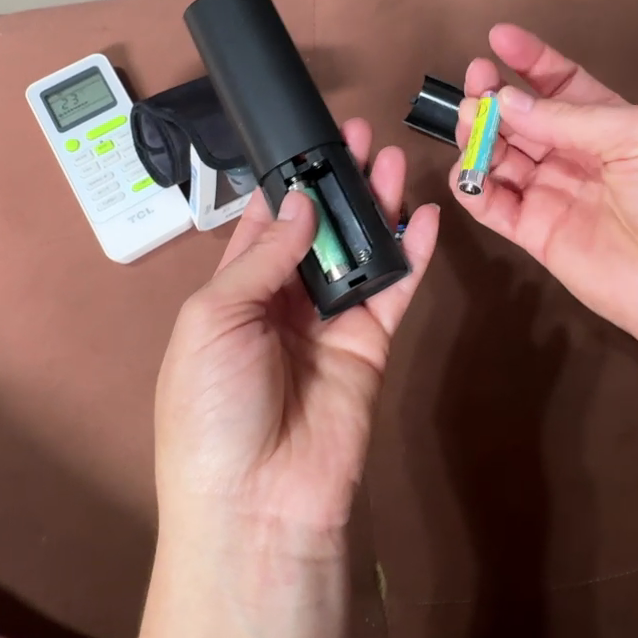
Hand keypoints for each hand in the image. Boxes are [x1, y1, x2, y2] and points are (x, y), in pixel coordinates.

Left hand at [153, 118, 439, 534]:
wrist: (258, 500)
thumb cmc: (213, 407)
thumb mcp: (213, 322)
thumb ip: (263, 258)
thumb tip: (302, 203)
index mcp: (234, 293)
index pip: (266, 225)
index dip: (288, 183)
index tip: (311, 141)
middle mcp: (284, 301)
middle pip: (319, 230)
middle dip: (337, 184)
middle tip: (361, 137)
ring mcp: (331, 321)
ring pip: (361, 251)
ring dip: (377, 207)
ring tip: (393, 160)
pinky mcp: (372, 343)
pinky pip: (395, 289)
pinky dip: (412, 254)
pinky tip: (424, 217)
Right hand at [453, 24, 637, 342]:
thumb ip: (570, 117)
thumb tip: (506, 100)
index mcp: (608, 123)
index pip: (561, 83)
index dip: (530, 60)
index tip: (498, 38)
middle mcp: (576, 154)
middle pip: (523, 118)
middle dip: (495, 96)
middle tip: (475, 81)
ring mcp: (553, 193)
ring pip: (501, 156)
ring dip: (479, 135)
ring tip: (469, 121)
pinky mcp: (535, 234)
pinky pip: (493, 204)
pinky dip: (473, 185)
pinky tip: (467, 170)